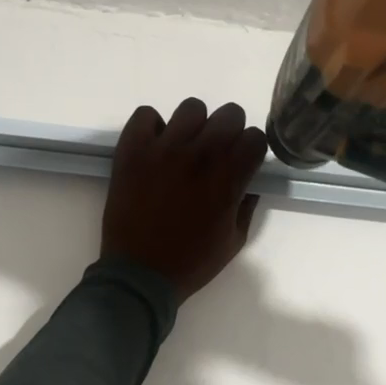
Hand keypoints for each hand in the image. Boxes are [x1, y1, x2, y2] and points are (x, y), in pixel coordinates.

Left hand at [100, 98, 266, 299]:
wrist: (139, 275)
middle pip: (229, 114)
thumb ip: (246, 206)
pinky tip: (155, 149)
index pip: (255, 138)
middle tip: (215, 156)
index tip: (243, 163)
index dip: (251, 151)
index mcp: (227, 179)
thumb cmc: (190, 263)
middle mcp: (198, 156)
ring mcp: (162, 150)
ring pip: (191, 109)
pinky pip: (145, 115)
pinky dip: (152, 127)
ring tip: (183, 150)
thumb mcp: (234, 242)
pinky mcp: (131, 151)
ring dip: (194, 127)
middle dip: (229, 133)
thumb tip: (247, 183)